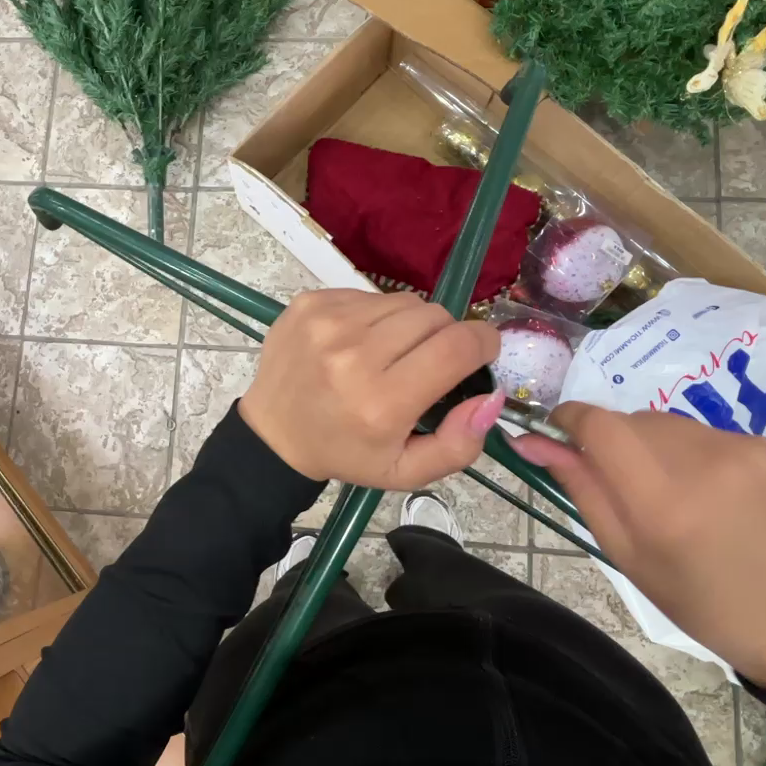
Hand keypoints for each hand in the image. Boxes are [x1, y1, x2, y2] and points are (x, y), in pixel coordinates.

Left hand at [238, 290, 504, 489]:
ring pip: (404, 300)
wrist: (274, 433)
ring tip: (391, 353)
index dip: (484, 343)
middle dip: (446, 335)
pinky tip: (359, 342)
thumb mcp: (405, 471)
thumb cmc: (345, 453)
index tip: (482, 352)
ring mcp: (327, 322)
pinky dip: (375, 315)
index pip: (457, 347)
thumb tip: (491, 396)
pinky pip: (368, 294)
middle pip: (435, 316)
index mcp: (382, 403)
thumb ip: (459, 445)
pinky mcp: (309, 302)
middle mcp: (353, 355)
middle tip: (430, 361)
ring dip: (410, 323)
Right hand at [510, 404, 765, 687]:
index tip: (556, 433)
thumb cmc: (695, 598)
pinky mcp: (764, 443)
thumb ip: (578, 486)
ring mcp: (739, 448)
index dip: (568, 418)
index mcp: (662, 503)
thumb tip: (528, 439)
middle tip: (617, 484)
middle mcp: (702, 462)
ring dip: (646, 444)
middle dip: (608, 441)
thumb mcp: (623, 552)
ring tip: (665, 490)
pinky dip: (683, 449)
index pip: (599, 424)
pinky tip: (702, 488)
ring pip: (660, 422)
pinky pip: (696, 430)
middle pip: (626, 420)